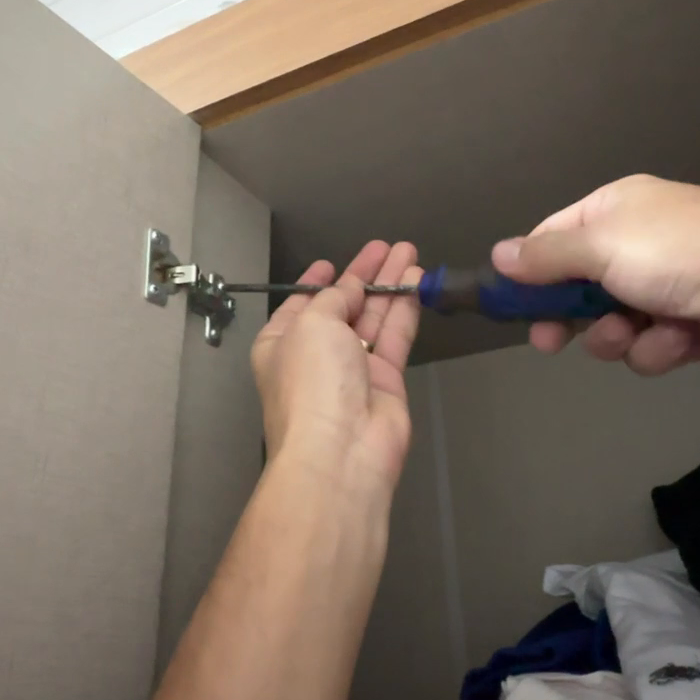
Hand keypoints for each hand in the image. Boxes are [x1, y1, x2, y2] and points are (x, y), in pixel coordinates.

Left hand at [249, 241, 422, 495]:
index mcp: (281, 343)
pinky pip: (395, 336)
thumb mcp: (311, 324)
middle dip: (364, 276)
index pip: (300, 304)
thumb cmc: (311, 382)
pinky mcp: (386, 381)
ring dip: (389, 285)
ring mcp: (352, 369)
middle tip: (388, 247)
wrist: (341, 452)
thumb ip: (333, 299)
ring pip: (373, 318)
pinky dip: (405, 308)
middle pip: (343, 306)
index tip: (331, 261)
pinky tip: (417, 281)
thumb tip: (350, 288)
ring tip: (408, 252)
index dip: (317, 281)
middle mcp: (315, 355)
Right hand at [491, 175, 699, 375]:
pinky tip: (678, 340)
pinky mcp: (689, 329)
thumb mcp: (601, 245)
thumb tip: (498, 254)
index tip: (509, 304)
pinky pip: (647, 346)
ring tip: (632, 333)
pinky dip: (657, 347)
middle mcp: (639, 243)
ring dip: (614, 334)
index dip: (529, 270)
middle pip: (577, 285)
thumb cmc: (682, 253)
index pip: (553, 237)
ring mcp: (666, 287)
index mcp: (617, 209)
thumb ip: (545, 256)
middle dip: (566, 314)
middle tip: (549, 339)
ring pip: (609, 322)